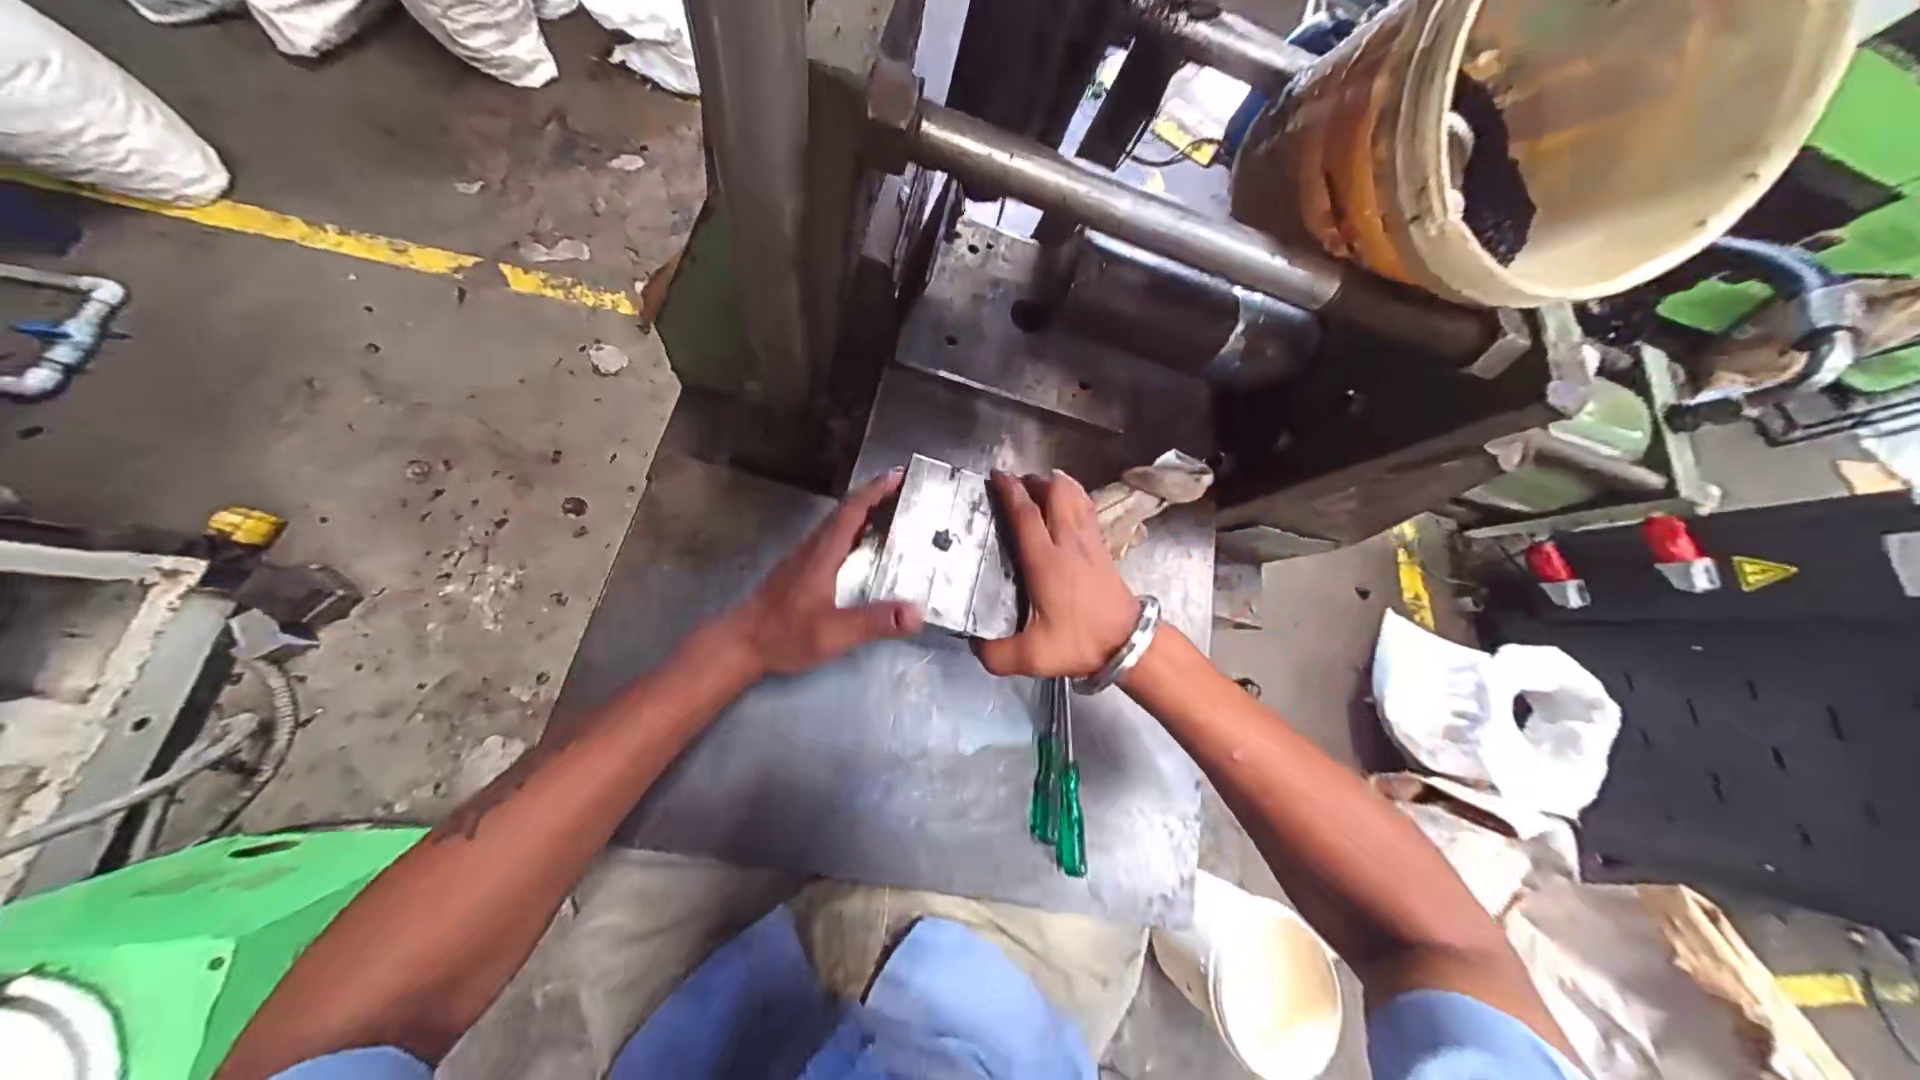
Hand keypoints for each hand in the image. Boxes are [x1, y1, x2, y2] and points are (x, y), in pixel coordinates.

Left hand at [726, 468, 924, 675]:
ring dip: (862, 513)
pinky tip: (860, 547)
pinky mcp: (798, 570)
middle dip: (874, 497)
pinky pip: (830, 539)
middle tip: (902, 492)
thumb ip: (873, 622)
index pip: (851, 511)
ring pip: (836, 525)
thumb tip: (916, 612)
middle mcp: (812, 549)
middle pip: (845, 512)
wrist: (740, 643)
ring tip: (889, 514)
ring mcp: (803, 558)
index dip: (875, 491)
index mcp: (822, 554)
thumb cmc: (783, 634)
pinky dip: (851, 532)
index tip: (898, 476)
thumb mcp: (833, 633)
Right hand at [977, 470, 1140, 678]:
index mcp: (1046, 562)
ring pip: (1075, 495)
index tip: (996, 476)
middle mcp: (1068, 543)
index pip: (1027, 514)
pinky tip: (1064, 503)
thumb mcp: (1031, 656)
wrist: (1127, 642)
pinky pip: (1087, 508)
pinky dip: (1073, 497)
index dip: (1010, 491)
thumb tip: (974, 644)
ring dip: (1055, 485)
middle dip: (1034, 480)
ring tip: (1037, 489)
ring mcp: (1089, 541)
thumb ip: (996, 654)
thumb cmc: (1080, 642)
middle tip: (1016, 486)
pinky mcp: (1102, 546)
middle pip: (1055, 491)